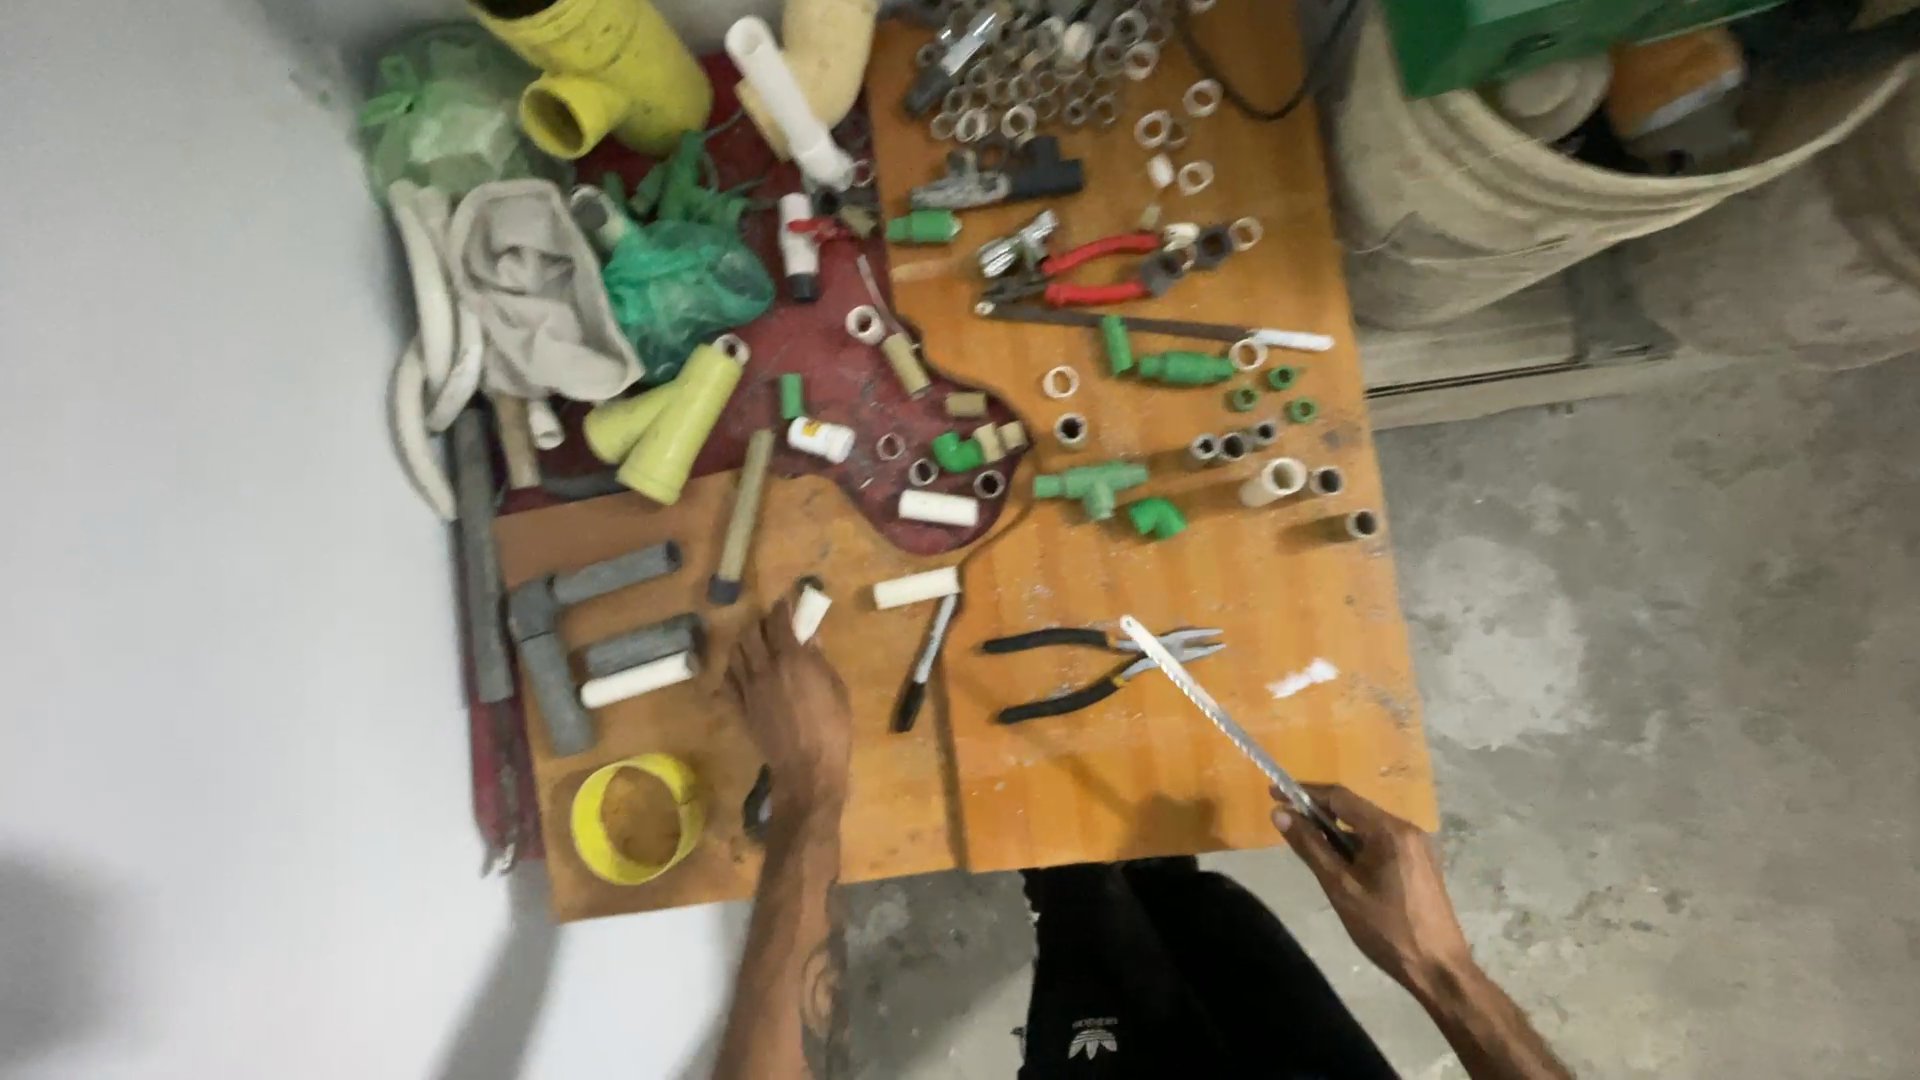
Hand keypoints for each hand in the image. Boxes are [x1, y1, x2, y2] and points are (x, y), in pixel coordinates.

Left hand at [724, 598, 853, 816]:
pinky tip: (741, 670)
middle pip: (751, 633)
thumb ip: (819, 660)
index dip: (782, 607)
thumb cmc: (833, 727)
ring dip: (744, 642)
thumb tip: (809, 637)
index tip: (787, 601)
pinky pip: (726, 681)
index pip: (779, 621)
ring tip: (755, 644)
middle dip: (761, 622)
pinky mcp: (739, 709)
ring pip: (734, 653)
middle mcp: (764, 668)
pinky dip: (732, 669)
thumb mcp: (836, 688)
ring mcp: (748, 689)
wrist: (808, 768)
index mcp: (791, 659)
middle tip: (772, 623)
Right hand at [1273, 784, 1474, 998]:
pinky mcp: (1419, 864)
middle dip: (1318, 812)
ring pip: (1366, 827)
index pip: (1340, 797)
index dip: (1304, 792)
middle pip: (1354, 809)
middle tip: (1287, 820)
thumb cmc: (1386, 929)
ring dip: (1336, 831)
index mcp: (1390, 831)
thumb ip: (1309, 846)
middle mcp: (1407, 830)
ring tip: (1309, 845)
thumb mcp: (1340, 887)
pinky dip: (1355, 845)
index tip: (1275, 792)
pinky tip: (1339, 864)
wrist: (1440, 973)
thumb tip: (1279, 813)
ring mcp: (1417, 847)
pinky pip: (1379, 842)